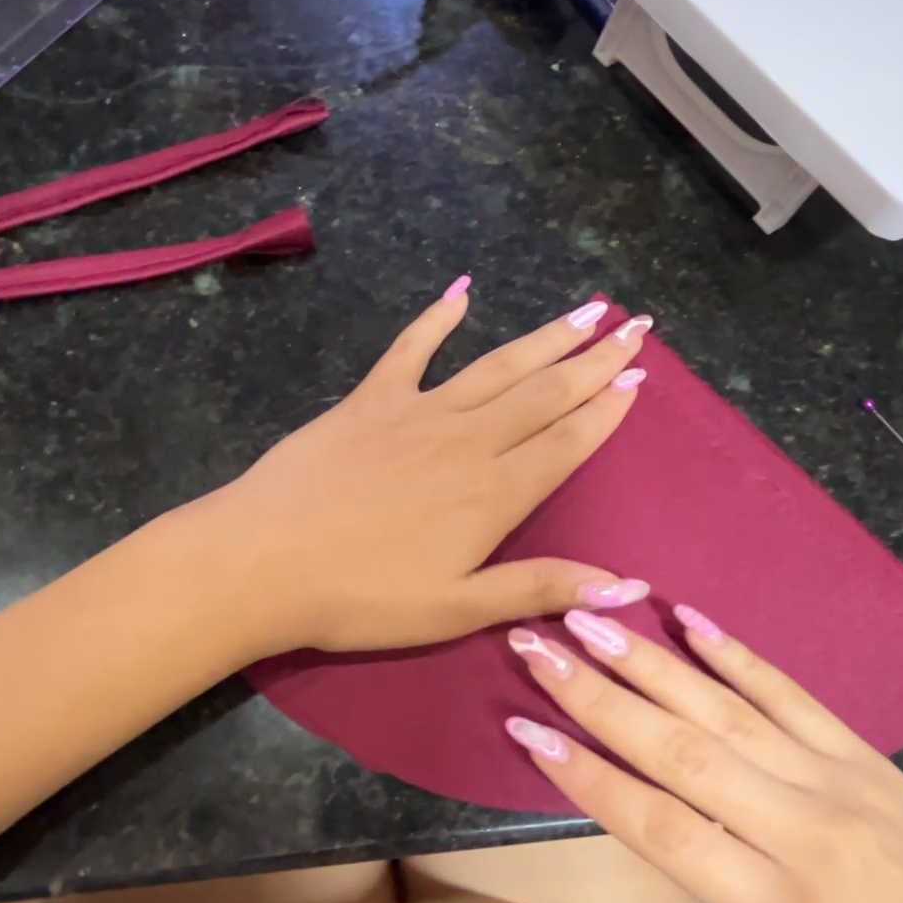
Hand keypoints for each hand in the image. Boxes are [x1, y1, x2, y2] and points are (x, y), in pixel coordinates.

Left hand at [185, 279, 654, 653]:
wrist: (264, 562)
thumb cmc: (362, 598)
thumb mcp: (457, 610)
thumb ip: (539, 588)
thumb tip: (624, 584)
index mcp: (494, 494)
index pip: (567, 441)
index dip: (606, 409)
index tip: (638, 375)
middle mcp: (468, 441)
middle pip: (544, 393)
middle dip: (593, 360)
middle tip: (633, 327)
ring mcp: (417, 412)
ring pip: (496, 366)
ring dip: (544, 337)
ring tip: (585, 310)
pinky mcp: (369, 401)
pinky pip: (410, 349)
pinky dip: (436, 317)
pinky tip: (461, 292)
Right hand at [500, 608, 902, 902]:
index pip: (657, 825)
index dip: (584, 775)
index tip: (525, 728)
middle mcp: (804, 832)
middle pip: (678, 750)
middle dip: (595, 695)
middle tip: (535, 645)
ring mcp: (841, 785)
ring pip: (725, 710)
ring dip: (649, 661)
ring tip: (588, 622)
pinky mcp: (869, 759)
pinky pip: (792, 694)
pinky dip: (736, 653)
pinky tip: (689, 618)